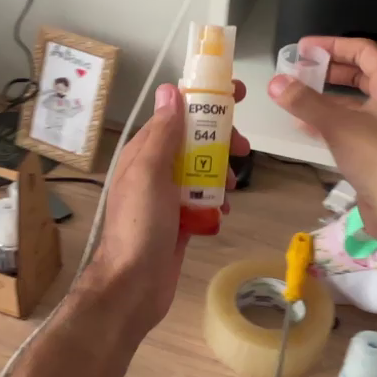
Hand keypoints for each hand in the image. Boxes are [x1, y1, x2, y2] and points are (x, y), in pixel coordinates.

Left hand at [78, 80, 247, 338]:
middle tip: (242, 149)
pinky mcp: (179, 220)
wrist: (134, 285)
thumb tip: (170, 91)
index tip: (237, 94)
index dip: (204, 101)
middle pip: (194, 141)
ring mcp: (167, 196)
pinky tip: (224, 210)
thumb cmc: (139, 226)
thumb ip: (162, 133)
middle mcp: (154, 170)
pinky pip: (203, 199)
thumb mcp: (148, 173)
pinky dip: (216, 200)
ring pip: (202, 170)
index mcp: (142, 152)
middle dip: (220, 140)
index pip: (176, 114)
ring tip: (230, 188)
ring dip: (221, 172)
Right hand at [267, 37, 376, 254]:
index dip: (333, 45)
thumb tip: (276, 82)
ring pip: (357, 103)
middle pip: (362, 75)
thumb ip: (305, 101)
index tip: (304, 48)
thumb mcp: (338, 125)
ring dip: (327, 99)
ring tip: (297, 99)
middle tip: (300, 71)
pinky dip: (333, 122)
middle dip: (329, 72)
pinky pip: (355, 126)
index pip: (364, 51)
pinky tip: (308, 128)